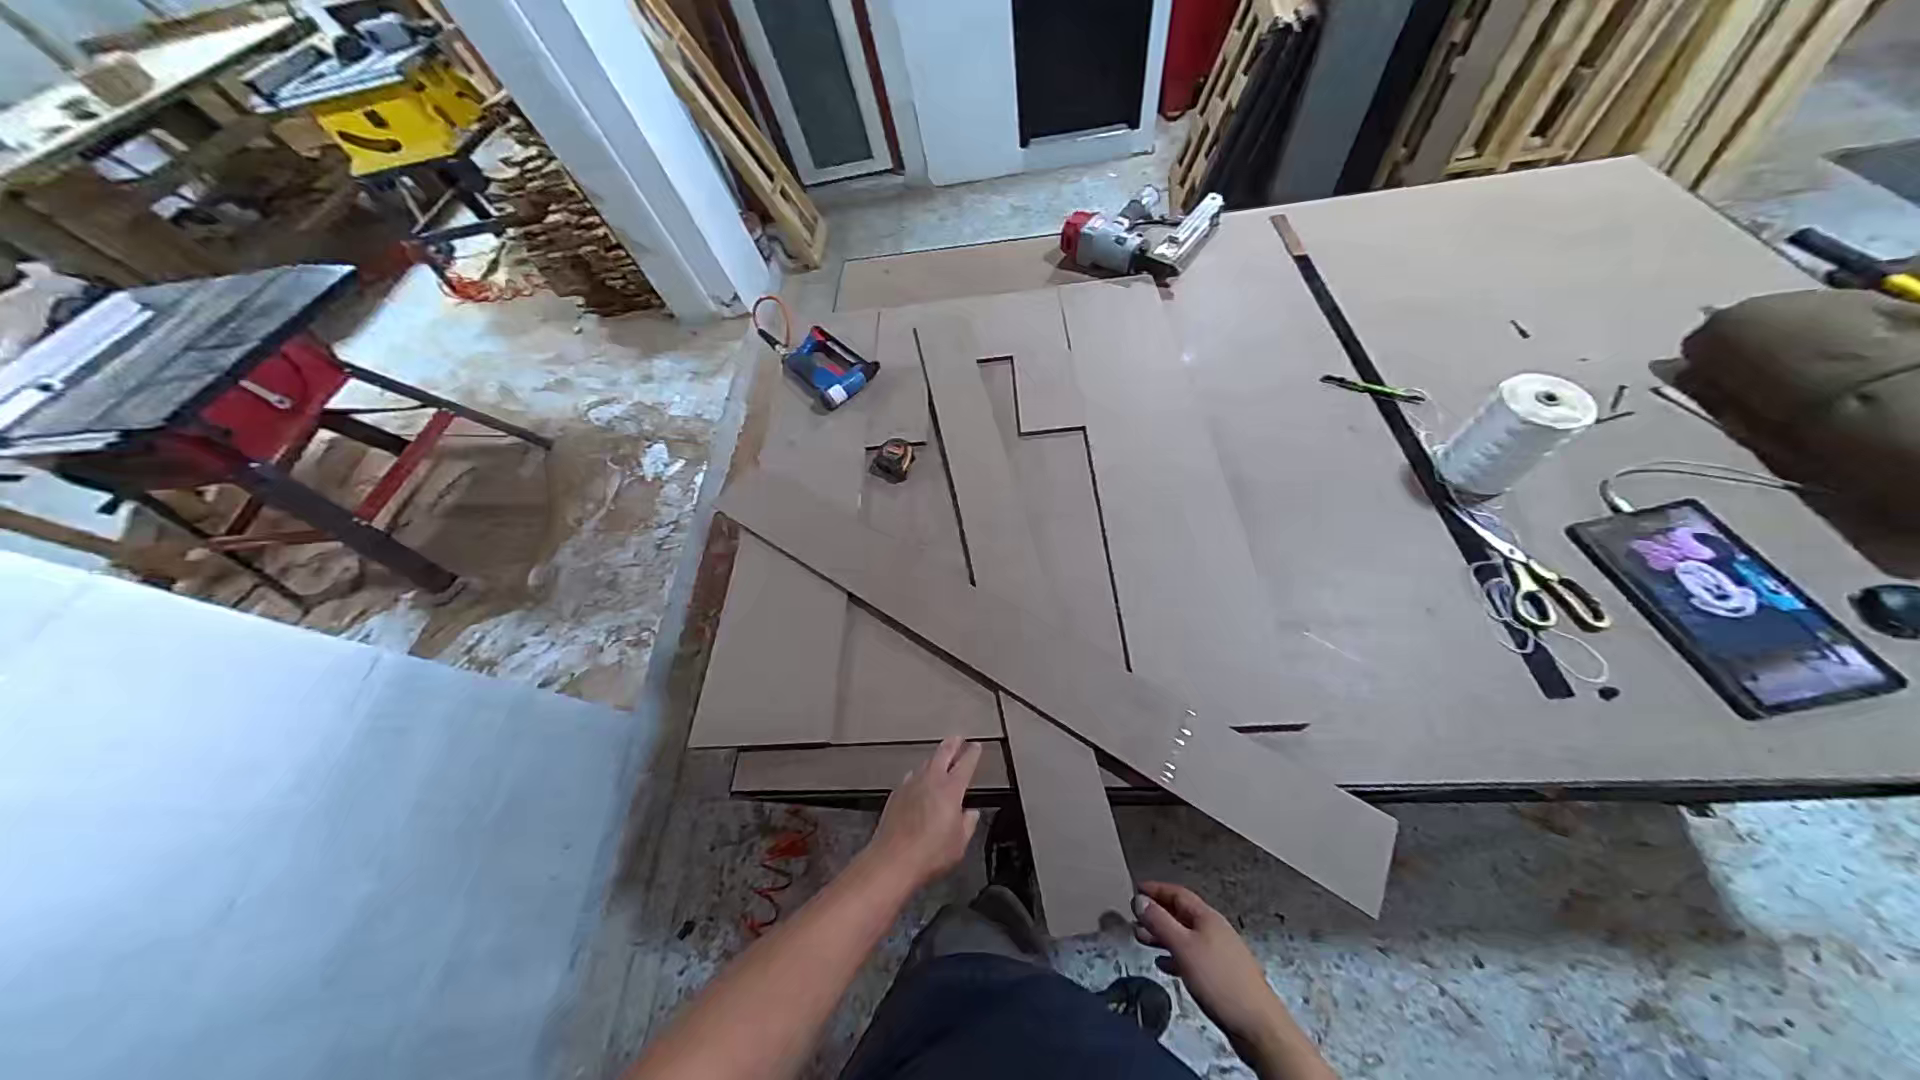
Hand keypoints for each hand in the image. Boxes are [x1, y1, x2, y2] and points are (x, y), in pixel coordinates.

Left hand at [862, 737, 982, 890]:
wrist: (893, 860)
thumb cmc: (929, 854)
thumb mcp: (960, 843)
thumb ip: (968, 824)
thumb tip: (971, 815)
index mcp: (951, 789)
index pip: (966, 763)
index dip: (972, 753)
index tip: (976, 746)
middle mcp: (930, 781)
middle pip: (942, 753)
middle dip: (952, 744)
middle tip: (957, 738)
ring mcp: (910, 786)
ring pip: (925, 763)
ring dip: (934, 758)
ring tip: (939, 757)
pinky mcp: (896, 795)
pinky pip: (910, 777)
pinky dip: (917, 773)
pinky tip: (917, 778)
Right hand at [1133, 882, 1294, 1058]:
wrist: (1257, 1025)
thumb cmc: (1218, 980)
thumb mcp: (1183, 946)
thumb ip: (1159, 921)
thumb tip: (1139, 899)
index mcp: (1207, 918)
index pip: (1178, 893)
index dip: (1156, 889)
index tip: (1136, 889)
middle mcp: (1214, 930)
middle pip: (1181, 914)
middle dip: (1157, 914)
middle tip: (1135, 917)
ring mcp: (1219, 953)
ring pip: (1185, 936)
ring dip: (1163, 935)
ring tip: (1142, 939)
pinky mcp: (1221, 975)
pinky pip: (1192, 956)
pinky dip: (1175, 955)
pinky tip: (1164, 964)